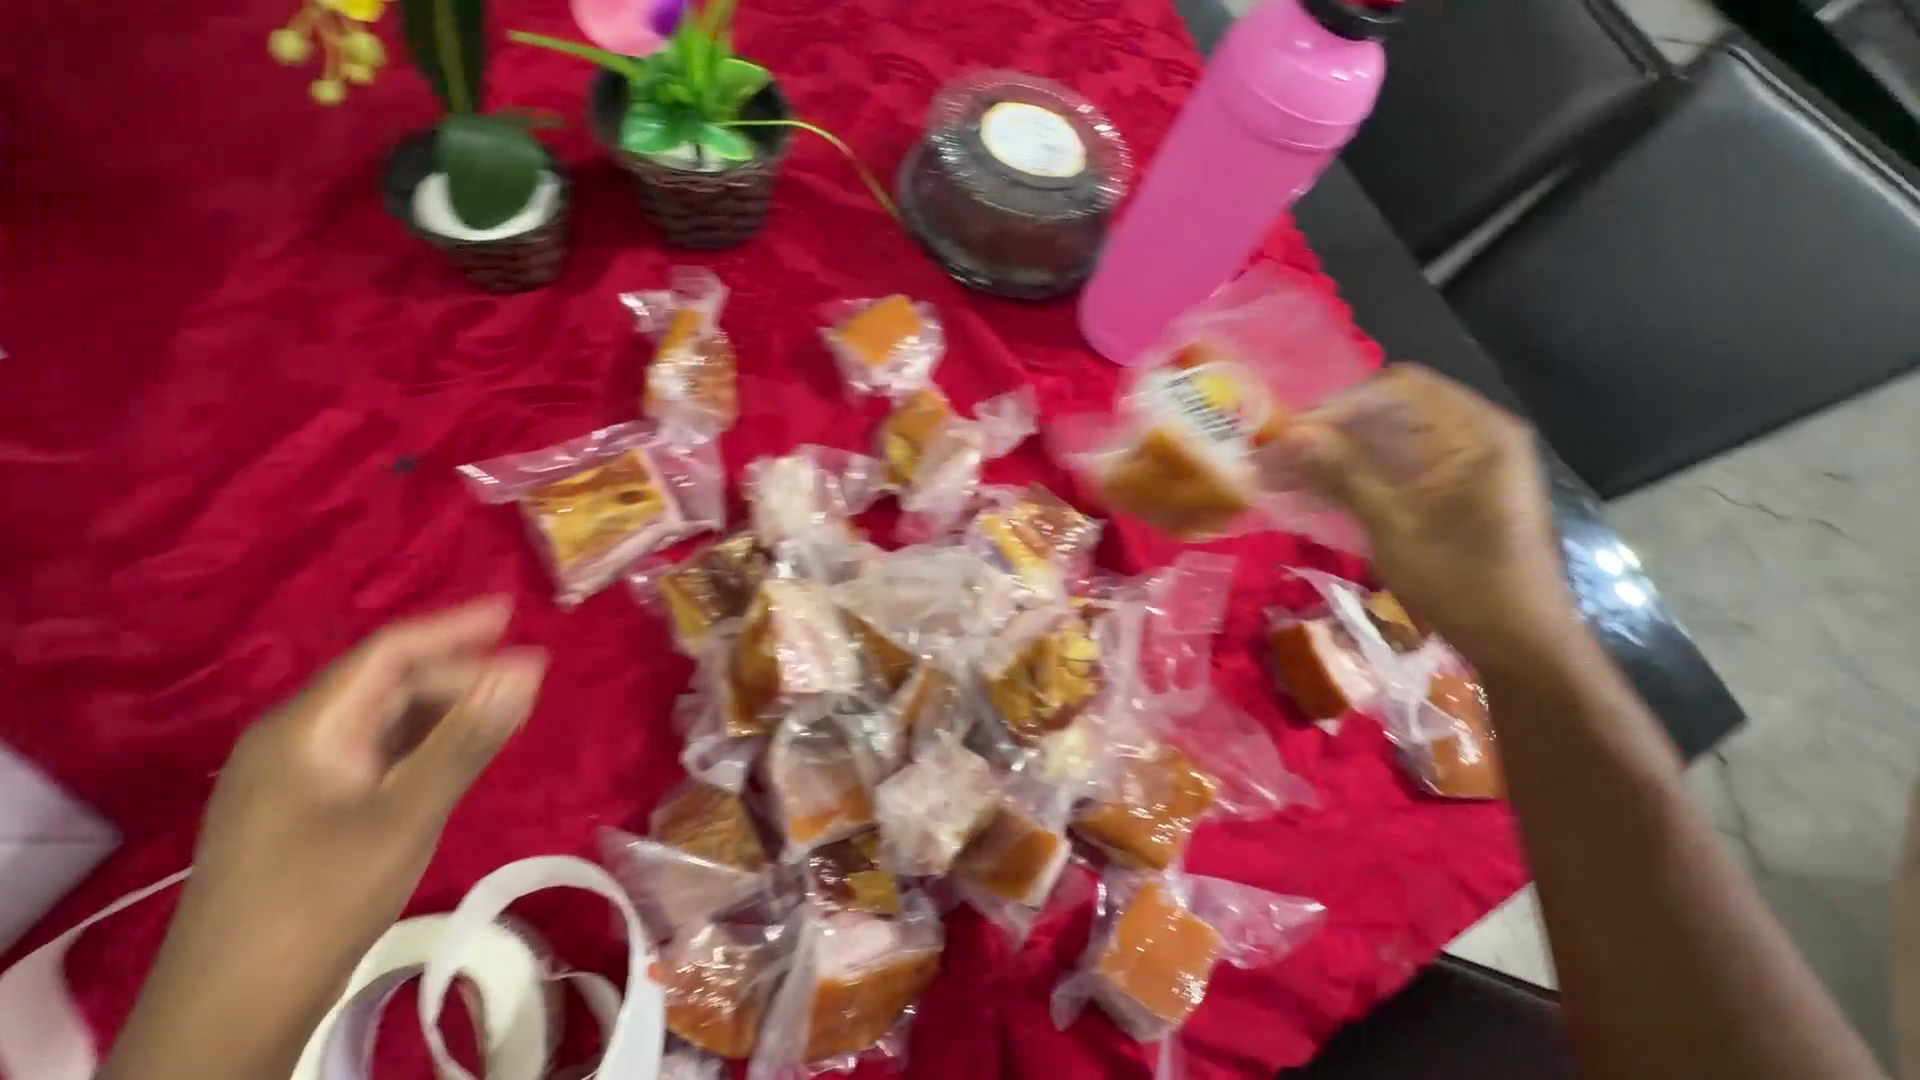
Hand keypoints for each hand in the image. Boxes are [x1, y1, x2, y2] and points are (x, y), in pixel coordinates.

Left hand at [103, 598, 545, 1079]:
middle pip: (386, 685)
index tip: (514, 614)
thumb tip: (526, 670)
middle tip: (524, 687)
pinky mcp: (306, 812)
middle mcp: (295, 739)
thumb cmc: (322, 896)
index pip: (388, 653)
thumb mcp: (407, 813)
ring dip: (443, 711)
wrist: (233, 1005)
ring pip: (381, 723)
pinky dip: (422, 747)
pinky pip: (374, 757)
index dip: (454, 628)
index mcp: (307, 726)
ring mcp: (296, 778)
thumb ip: (467, 738)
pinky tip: (455, 758)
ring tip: (502, 712)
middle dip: (457, 676)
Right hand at [1270, 365, 1578, 670]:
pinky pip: (1397, 468)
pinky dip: (1356, 477)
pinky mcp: (1455, 491)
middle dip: (1328, 434)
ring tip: (1283, 479)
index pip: (1396, 389)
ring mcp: (1467, 463)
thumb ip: (1343, 473)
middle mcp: (1475, 434)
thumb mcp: (1395, 526)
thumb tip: (1287, 436)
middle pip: (1389, 412)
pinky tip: (1314, 495)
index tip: (1289, 437)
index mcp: (1475, 431)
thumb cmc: (1462, 583)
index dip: (1337, 407)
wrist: (1521, 645)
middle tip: (1276, 460)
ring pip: (1387, 442)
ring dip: (1335, 457)